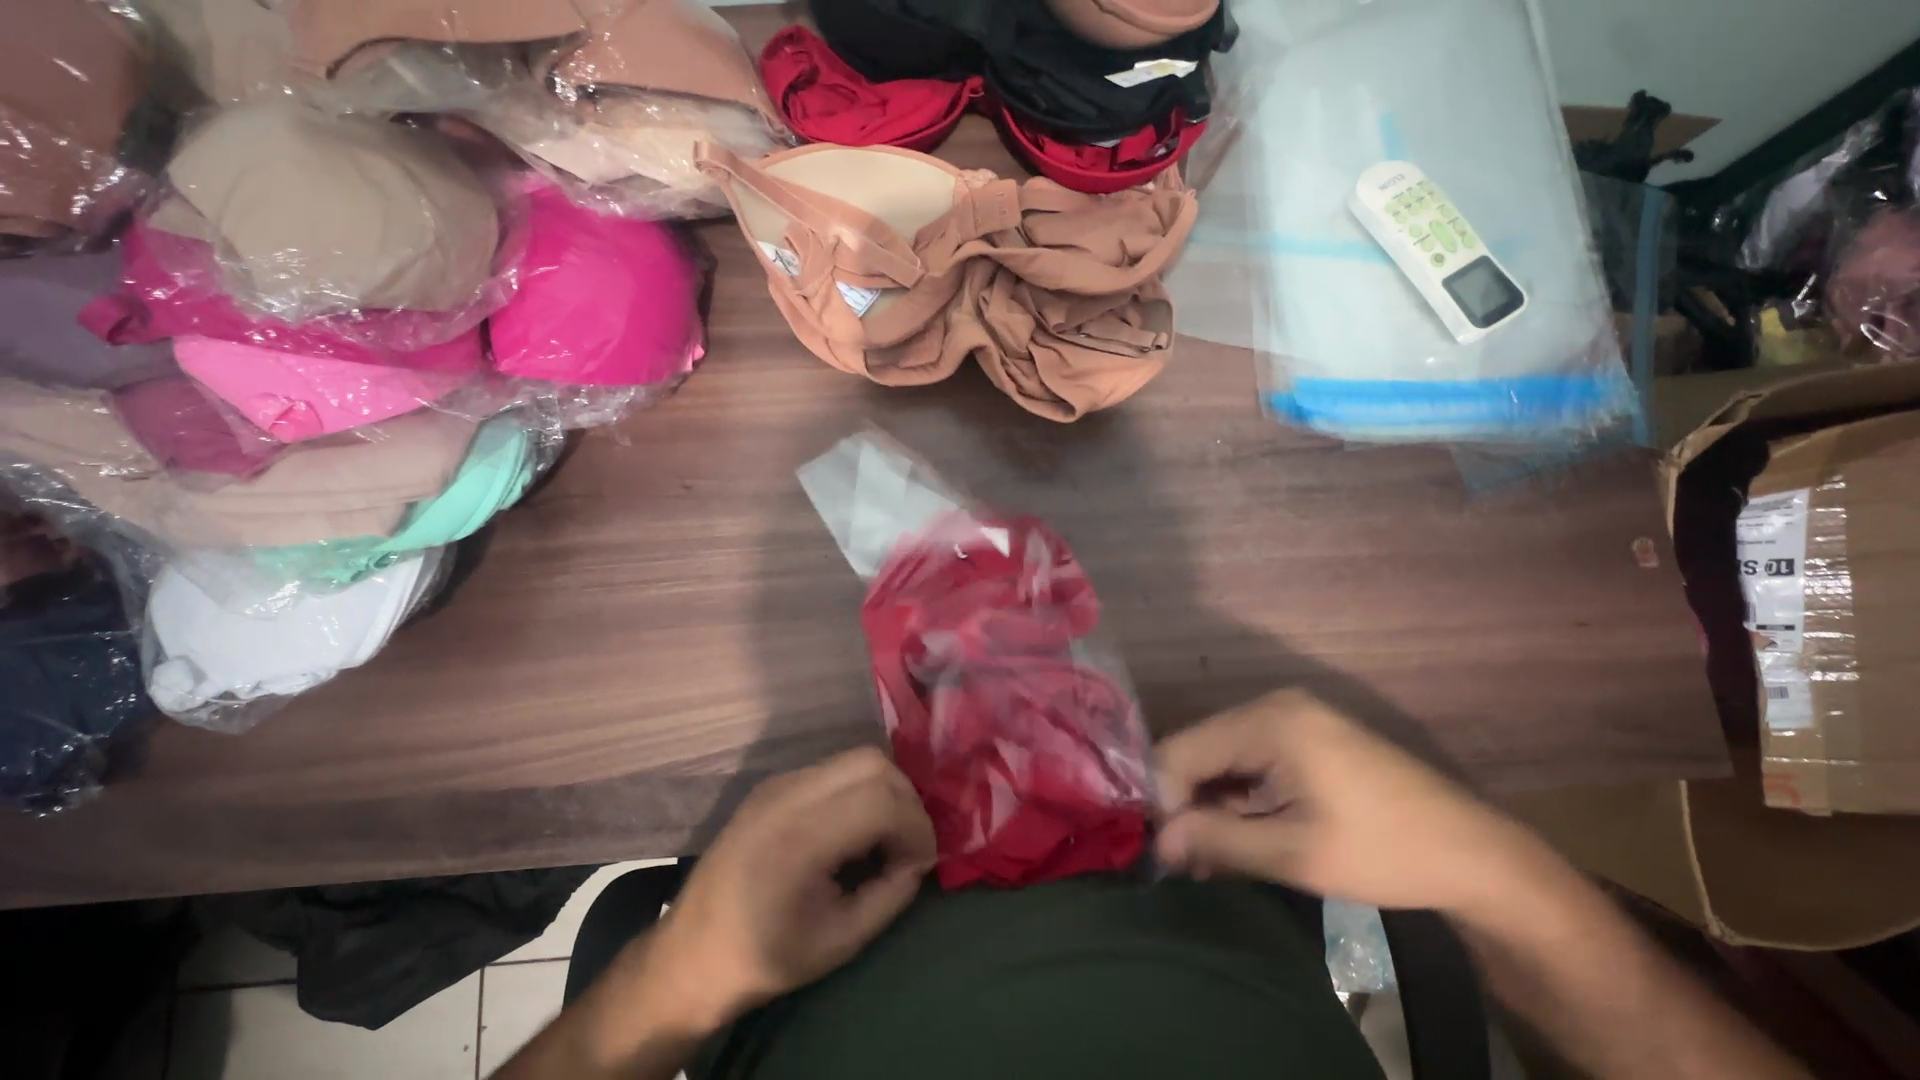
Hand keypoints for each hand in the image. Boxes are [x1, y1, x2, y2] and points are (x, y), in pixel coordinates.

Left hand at [647, 748, 936, 1026]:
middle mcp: (788, 795)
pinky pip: (834, 770)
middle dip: (906, 802)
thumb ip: (891, 894)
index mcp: (800, 837)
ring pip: (856, 759)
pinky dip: (860, 792)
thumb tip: (919, 860)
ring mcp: (778, 784)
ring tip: (884, 842)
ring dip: (884, 793)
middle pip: (874, 763)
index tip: (920, 865)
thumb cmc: (765, 957)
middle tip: (908, 848)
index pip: (882, 800)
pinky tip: (854, 834)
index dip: (917, 829)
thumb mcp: (841, 940)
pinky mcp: (773, 786)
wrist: (690, 956)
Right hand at [1154, 690, 1543, 914]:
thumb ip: (1217, 841)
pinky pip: (1250, 760)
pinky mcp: (1307, 736)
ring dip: (1212, 805)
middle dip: (1186, 804)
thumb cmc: (1383, 852)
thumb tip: (1157, 844)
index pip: (1180, 752)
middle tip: (1185, 862)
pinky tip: (1242, 837)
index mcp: (1269, 721)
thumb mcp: (1293, 854)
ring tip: (1212, 859)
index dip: (1163, 803)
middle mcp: (1274, 706)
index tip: (1166, 855)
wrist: (1474, 855)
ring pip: (1222, 758)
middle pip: (1199, 751)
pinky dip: (1240, 797)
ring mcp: (1293, 717)